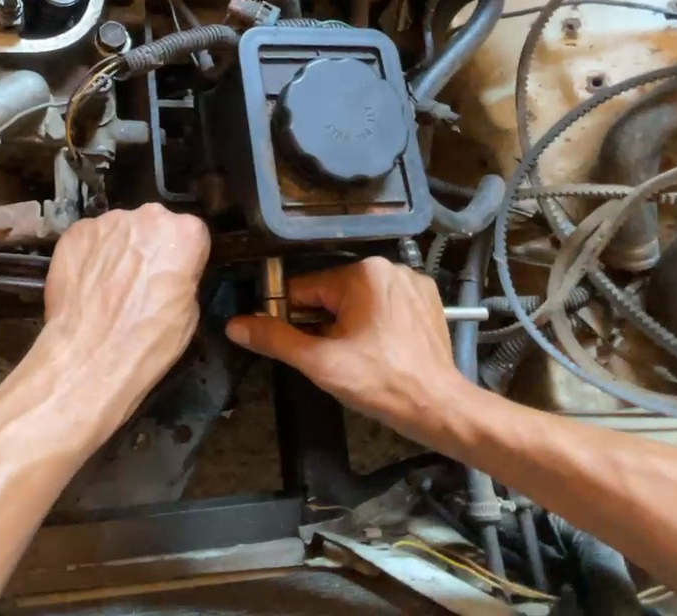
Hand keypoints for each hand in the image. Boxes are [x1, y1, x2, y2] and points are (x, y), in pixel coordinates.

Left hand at [42, 204, 211, 390]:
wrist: (91, 356)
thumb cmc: (150, 339)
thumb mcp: (190, 311)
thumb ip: (182, 276)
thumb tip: (170, 272)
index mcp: (185, 232)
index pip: (191, 235)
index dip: (182, 257)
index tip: (173, 276)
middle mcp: (148, 216)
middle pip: (154, 225)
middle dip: (149, 246)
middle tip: (140, 280)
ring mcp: (108, 221)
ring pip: (119, 230)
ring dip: (118, 250)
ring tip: (109, 286)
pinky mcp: (75, 231)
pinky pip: (90, 239)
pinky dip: (90, 255)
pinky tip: (87, 284)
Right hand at [227, 257, 468, 446]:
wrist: (441, 409)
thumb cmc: (380, 383)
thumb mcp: (321, 363)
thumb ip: (276, 339)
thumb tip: (235, 325)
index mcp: (361, 273)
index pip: (306, 289)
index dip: (294, 318)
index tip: (301, 346)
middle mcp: (388, 267)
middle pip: (333, 293)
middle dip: (325, 323)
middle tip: (334, 357)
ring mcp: (412, 282)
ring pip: (358, 299)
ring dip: (349, 323)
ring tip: (360, 357)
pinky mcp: (428, 299)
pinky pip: (384, 303)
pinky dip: (376, 322)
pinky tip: (381, 350)